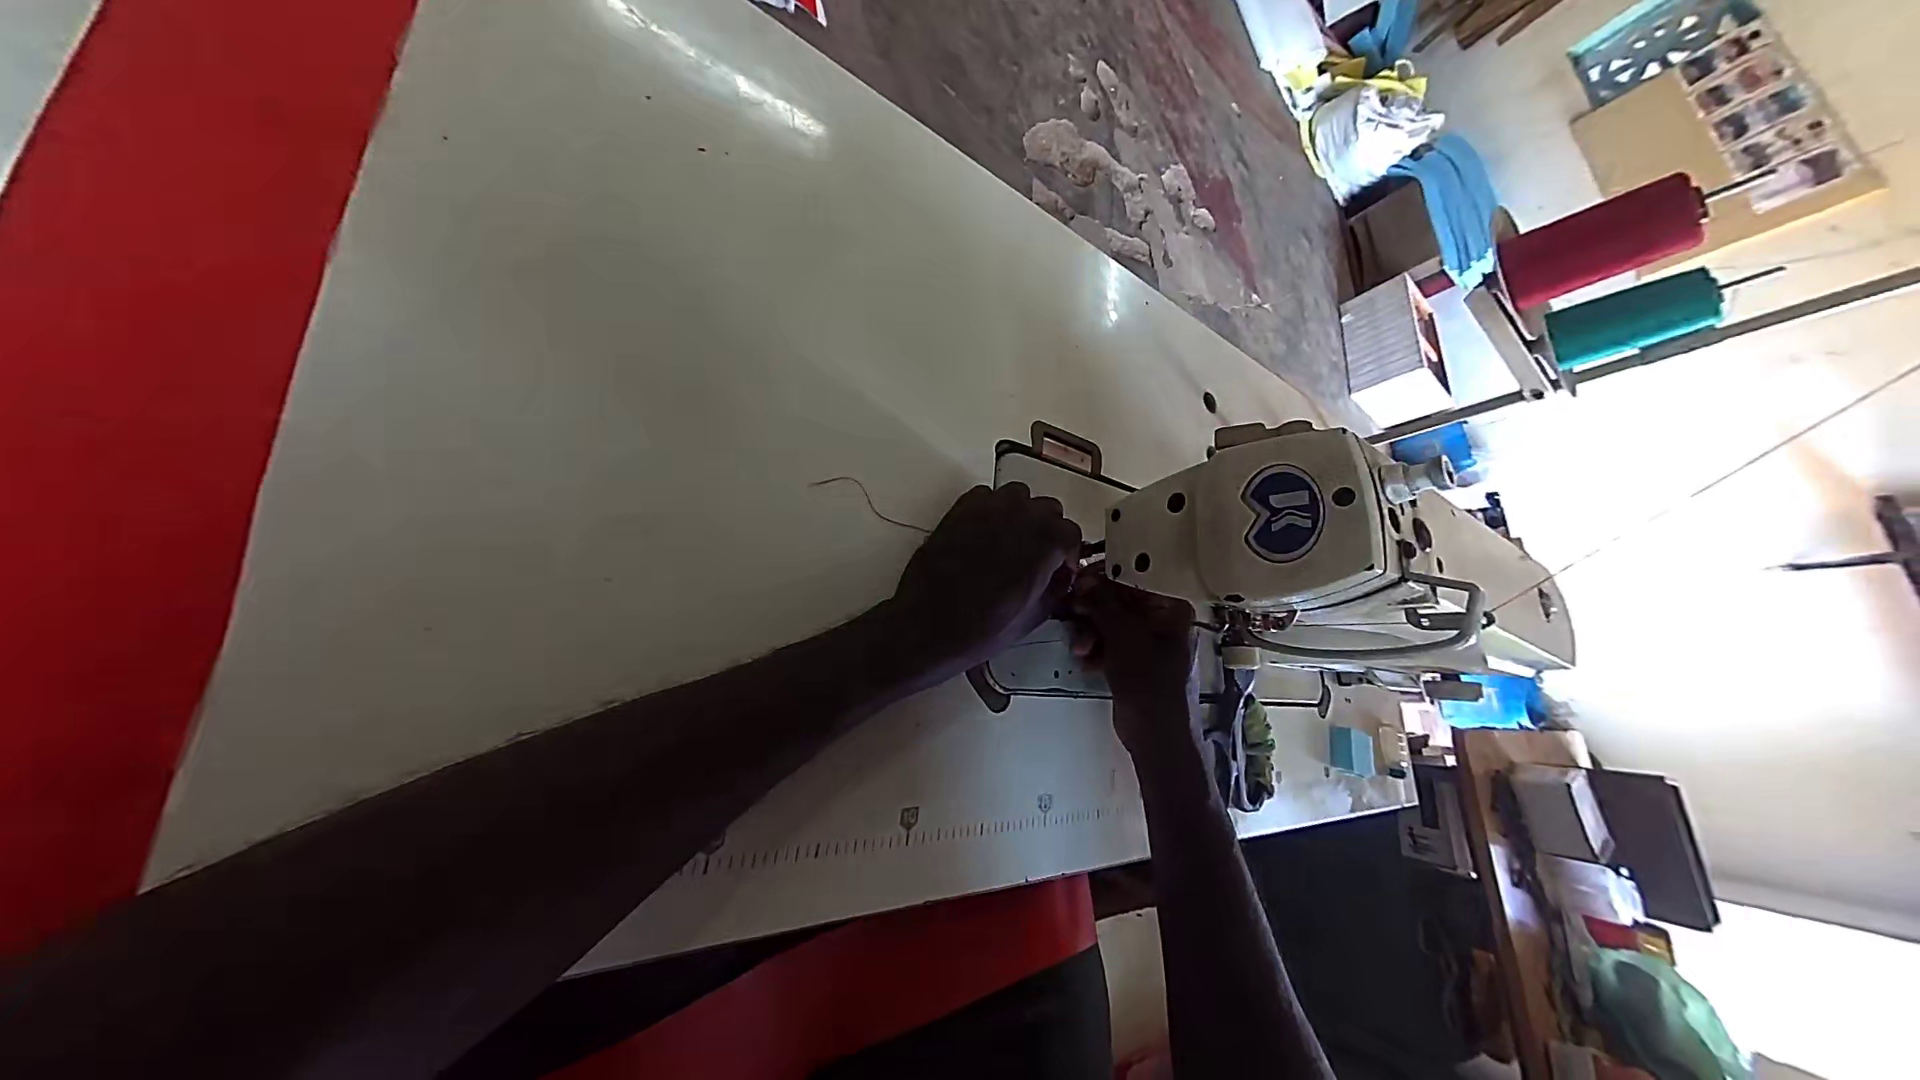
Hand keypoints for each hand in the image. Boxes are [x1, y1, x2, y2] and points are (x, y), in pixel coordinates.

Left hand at [884, 483, 1081, 673]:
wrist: (931, 624)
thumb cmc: (980, 626)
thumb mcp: (1034, 614)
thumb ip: (1056, 586)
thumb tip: (1059, 575)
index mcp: (1045, 540)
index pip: (1071, 532)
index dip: (1068, 553)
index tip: (1060, 566)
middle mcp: (1020, 516)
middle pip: (1048, 509)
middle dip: (1047, 531)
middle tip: (1038, 556)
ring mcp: (988, 508)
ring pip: (1018, 496)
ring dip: (1021, 514)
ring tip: (1011, 541)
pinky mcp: (960, 510)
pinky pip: (985, 497)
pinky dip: (990, 510)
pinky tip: (985, 533)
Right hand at [1069, 568, 1200, 755]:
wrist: (1157, 736)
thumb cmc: (1149, 682)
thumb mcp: (1123, 637)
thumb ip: (1102, 604)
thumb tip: (1083, 579)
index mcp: (1170, 608)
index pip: (1134, 580)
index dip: (1104, 578)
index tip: (1077, 580)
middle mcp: (1161, 620)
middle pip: (1118, 601)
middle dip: (1092, 610)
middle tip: (1069, 612)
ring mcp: (1147, 642)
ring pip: (1109, 623)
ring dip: (1090, 633)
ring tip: (1079, 649)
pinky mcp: (1133, 661)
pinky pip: (1108, 643)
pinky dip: (1095, 649)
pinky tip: (1085, 661)